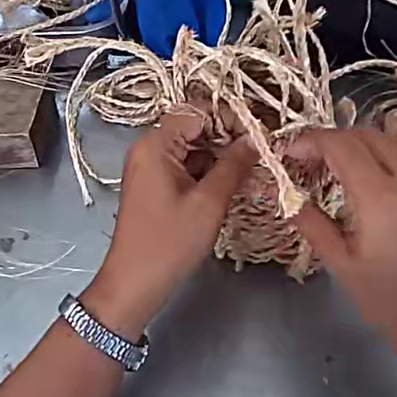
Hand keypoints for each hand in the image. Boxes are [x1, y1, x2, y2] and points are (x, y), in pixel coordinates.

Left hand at [83, 113, 255, 338]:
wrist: (134, 285)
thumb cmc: (168, 243)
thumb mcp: (208, 203)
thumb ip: (234, 165)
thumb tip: (256, 140)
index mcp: (155, 144)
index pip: (197, 111)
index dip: (230, 118)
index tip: (260, 134)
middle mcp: (149, 148)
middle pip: (195, 126)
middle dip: (228, 137)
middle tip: (262, 152)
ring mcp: (150, 166)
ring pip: (193, 147)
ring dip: (221, 155)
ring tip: (253, 169)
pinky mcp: (155, 184)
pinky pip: (186, 165)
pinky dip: (209, 171)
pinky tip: (233, 183)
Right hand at [287, 128, 396, 358]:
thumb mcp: (345, 268)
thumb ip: (313, 225)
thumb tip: (288, 196)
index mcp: (383, 197)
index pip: (340, 144)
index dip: (309, 141)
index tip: (286, 153)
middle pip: (365, 134)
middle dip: (331, 140)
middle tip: (306, 163)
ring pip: (387, 145)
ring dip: (355, 149)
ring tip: (330, 176)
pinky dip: (377, 162)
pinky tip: (362, 191)